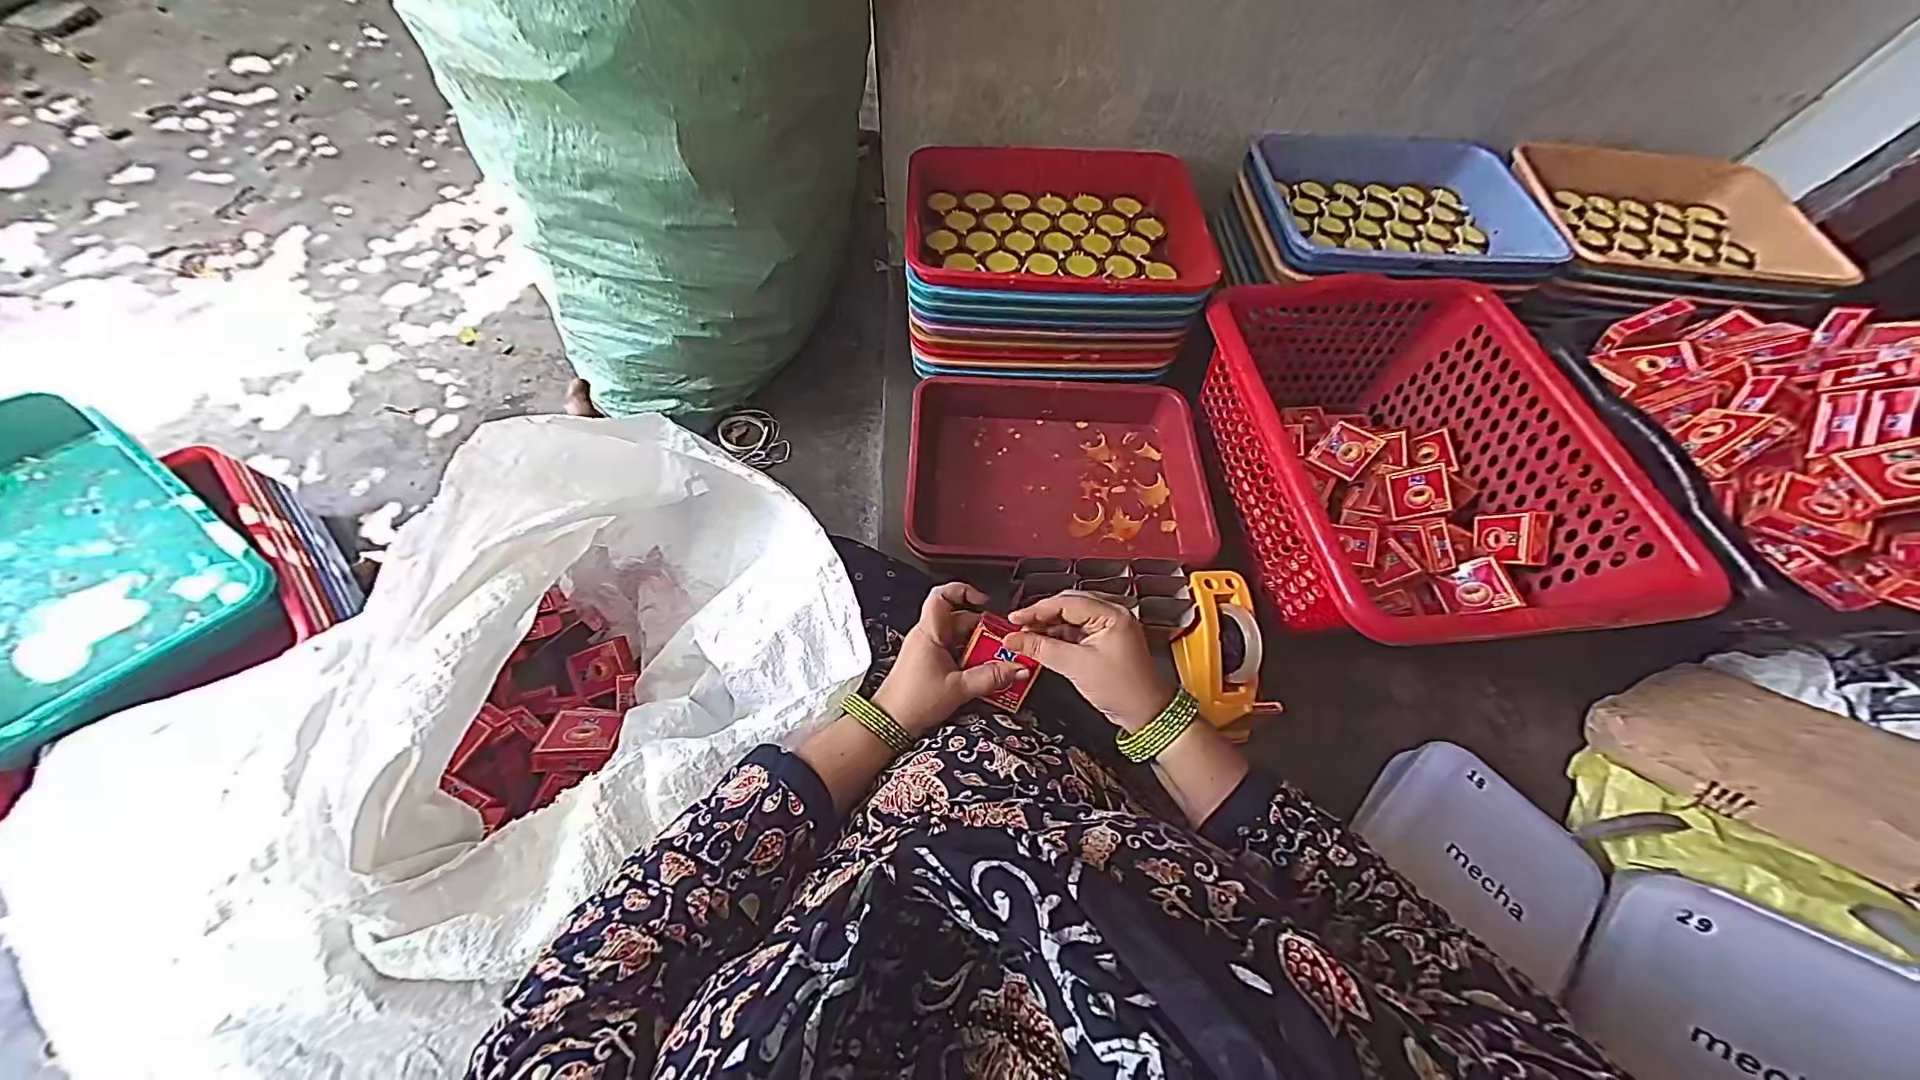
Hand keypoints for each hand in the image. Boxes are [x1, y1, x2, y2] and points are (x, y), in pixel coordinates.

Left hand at [872, 583, 1029, 734]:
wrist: (890, 723)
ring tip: (995, 662)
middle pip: (960, 619)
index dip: (965, 591)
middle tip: (1001, 644)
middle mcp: (927, 636)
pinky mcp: (929, 662)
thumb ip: (992, 677)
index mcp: (929, 632)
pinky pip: (954, 650)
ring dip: (978, 646)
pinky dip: (969, 657)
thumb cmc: (912, 702)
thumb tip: (1016, 668)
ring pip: (959, 636)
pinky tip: (981, 673)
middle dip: (983, 629)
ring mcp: (927, 648)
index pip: (943, 595)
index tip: (984, 602)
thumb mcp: (959, 689)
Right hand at [1004, 592, 1175, 730]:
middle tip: (1018, 626)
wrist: (1146, 713)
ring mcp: (1108, 626)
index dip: (1036, 610)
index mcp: (1111, 614)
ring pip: (1070, 617)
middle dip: (1040, 616)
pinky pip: (1075, 630)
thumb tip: (1015, 639)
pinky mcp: (1104, 640)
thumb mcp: (1075, 666)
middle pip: (1067, 605)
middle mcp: (1112, 614)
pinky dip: (1058, 636)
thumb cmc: (1125, 689)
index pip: (1066, 602)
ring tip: (1026, 636)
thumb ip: (1042, 649)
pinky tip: (1042, 643)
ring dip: (1048, 626)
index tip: (1015, 618)